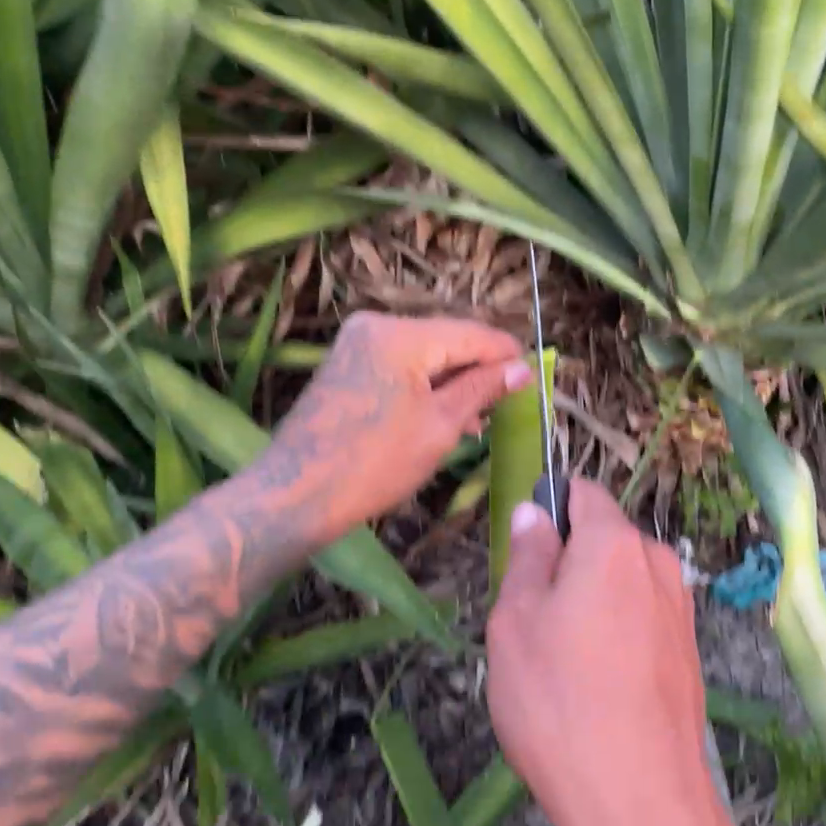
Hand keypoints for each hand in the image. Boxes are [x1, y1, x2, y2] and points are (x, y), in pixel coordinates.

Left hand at [265, 313, 530, 539]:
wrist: (292, 499)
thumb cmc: (373, 464)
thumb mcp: (441, 425)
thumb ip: (483, 388)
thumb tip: (522, 368)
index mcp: (401, 334)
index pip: (473, 333)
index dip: (507, 357)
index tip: (533, 381)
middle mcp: (377, 326)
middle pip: (450, 340)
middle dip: (478, 372)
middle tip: (503, 408)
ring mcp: (358, 344)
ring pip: (428, 354)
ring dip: (454, 383)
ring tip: (475, 421)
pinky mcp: (348, 364)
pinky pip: (403, 365)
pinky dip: (426, 386)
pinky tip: (443, 416)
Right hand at [487, 482, 733, 825]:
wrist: (638, 790)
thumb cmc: (560, 700)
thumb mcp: (516, 623)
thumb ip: (527, 558)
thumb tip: (535, 513)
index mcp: (615, 542)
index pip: (583, 492)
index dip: (551, 508)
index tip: (527, 551)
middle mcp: (656, 560)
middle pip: (604, 539)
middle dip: (569, 563)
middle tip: (536, 620)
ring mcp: (680, 602)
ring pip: (623, 581)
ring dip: (594, 601)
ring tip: (565, 661)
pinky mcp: (688, 643)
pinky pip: (643, 615)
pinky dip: (619, 631)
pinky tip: (599, 682)